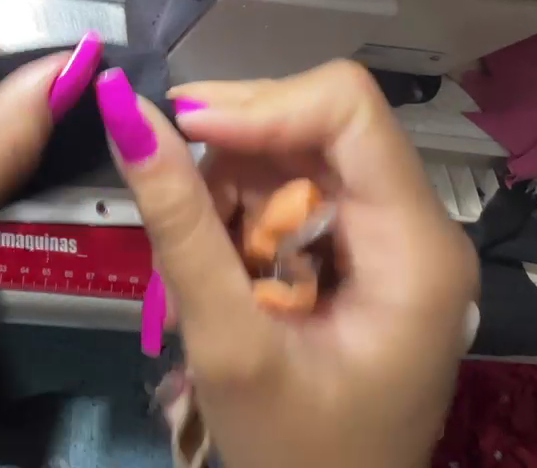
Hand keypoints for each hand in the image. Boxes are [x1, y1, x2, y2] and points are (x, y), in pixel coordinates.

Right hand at [97, 60, 477, 467]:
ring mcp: (376, 228)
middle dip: (229, 147)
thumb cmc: (295, 451)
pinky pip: (274, 179)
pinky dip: (226, 201)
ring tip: (197, 251)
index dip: (259, 103)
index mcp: (413, 246)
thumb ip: (178, 223)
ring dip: (220, 179)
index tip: (183, 132)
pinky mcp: (344, 239)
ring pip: (282, 144)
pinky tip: (214, 258)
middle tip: (169, 192)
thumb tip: (123, 111)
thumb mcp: (227, 340)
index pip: (345, 107)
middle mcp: (406, 219)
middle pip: (310, 117)